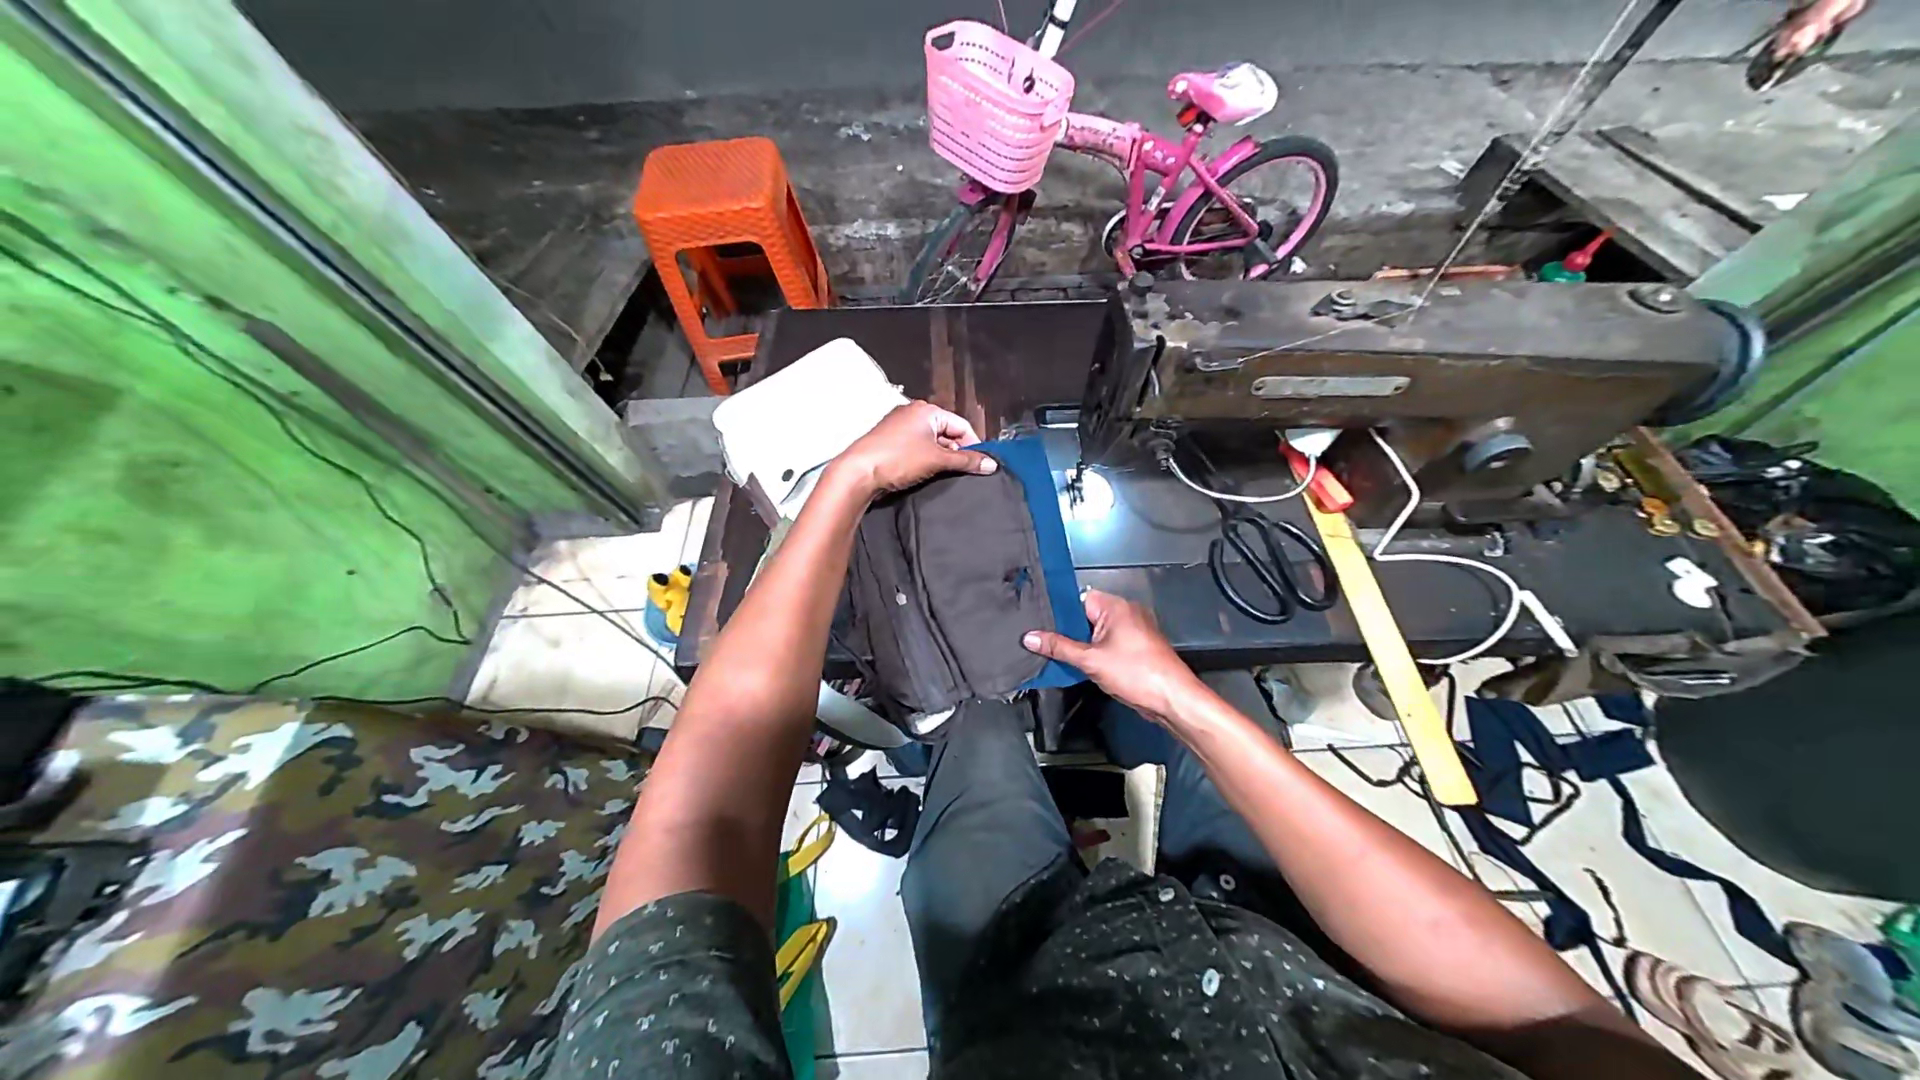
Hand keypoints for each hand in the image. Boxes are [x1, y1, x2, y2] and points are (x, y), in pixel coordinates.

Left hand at [831, 401, 997, 497]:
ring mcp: (898, 427)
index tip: (979, 465)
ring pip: (931, 442)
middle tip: (963, 473)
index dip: (974, 445)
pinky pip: (915, 448)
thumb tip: (992, 464)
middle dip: (956, 452)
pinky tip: (925, 474)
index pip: (961, 425)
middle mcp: (913, 413)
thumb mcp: (937, 460)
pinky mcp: (889, 442)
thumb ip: (966, 461)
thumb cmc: (898, 459)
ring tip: (944, 475)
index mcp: (927, 410)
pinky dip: (924, 460)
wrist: (858, 472)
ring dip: (940, 458)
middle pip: (946, 432)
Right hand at [1023, 590, 1206, 727]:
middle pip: (1085, 616)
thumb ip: (1058, 647)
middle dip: (1067, 632)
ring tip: (1060, 656)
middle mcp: (1125, 612)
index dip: (1058, 612)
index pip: (1076, 599)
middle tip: (1043, 643)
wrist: (1172, 699)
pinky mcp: (1135, 648)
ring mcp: (1132, 630)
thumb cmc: (1138, 673)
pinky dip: (1094, 653)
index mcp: (1115, 606)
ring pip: (1095, 633)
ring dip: (1081, 645)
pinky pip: (1107, 644)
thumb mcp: (1090, 660)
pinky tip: (1081, 666)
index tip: (1037, 623)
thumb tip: (1030, 637)